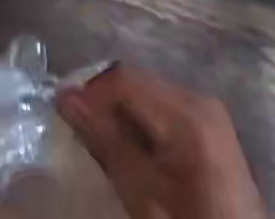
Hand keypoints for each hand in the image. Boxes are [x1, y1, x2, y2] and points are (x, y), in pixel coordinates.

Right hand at [58, 65, 266, 218]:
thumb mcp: (143, 195)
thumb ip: (105, 140)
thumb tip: (65, 97)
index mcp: (187, 113)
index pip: (124, 80)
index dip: (89, 93)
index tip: (64, 117)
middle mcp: (199, 99)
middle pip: (136, 82)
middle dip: (104, 102)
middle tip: (80, 133)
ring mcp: (208, 112)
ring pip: (147, 93)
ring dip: (120, 112)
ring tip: (102, 143)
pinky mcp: (210, 128)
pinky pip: (163, 107)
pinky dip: (140, 121)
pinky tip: (131, 149)